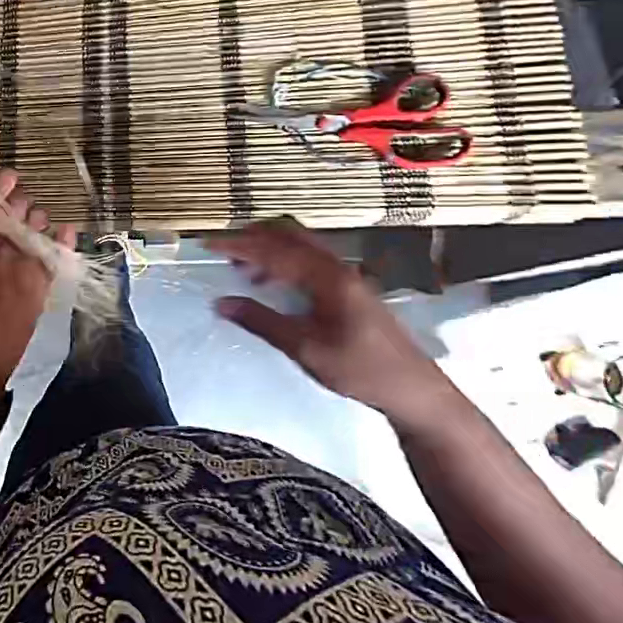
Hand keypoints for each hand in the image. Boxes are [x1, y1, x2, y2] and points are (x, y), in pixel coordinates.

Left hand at [0, 171, 76, 401]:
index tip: (7, 178)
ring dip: (37, 221)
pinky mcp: (38, 284)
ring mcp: (16, 265)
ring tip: (38, 224)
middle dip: (16, 205)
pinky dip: (62, 244)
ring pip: (32, 231)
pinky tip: (66, 234)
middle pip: (8, 214)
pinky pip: (52, 258)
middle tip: (22, 210)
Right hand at [209, 220, 460, 424]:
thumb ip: (261, 322)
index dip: (238, 245)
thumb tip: (221, 303)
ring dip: (269, 248)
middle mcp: (337, 268)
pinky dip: (284, 261)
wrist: (412, 388)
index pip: (274, 250)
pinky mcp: (349, 287)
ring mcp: (346, 275)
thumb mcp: (304, 349)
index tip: (209, 245)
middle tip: (224, 250)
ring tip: (243, 269)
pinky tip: (272, 284)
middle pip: (290, 234)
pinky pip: (309, 260)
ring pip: (300, 245)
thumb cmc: (360, 370)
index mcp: (327, 278)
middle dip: (253, 237)